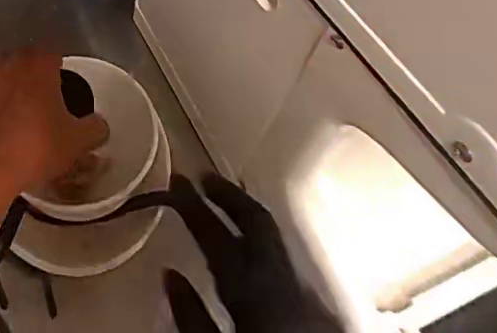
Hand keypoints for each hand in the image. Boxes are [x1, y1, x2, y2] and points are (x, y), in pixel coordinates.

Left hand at [0, 49, 109, 194]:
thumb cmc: (37, 148)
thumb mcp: (76, 143)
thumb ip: (94, 129)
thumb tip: (100, 124)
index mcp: (42, 65)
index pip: (53, 54)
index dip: (58, 68)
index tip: (60, 85)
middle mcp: (14, 59)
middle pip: (25, 54)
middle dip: (32, 69)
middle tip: (38, 94)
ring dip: (3, 66)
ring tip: (9, 88)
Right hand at [164, 173, 344, 332]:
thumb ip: (192, 321)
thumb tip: (170, 276)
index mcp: (259, 297)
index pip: (219, 237)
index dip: (193, 205)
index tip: (176, 178)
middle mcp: (292, 290)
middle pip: (260, 226)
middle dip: (229, 197)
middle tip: (202, 179)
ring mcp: (315, 305)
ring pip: (278, 248)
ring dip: (249, 223)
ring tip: (223, 210)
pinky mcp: (327, 323)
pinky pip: (290, 274)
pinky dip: (265, 255)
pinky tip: (252, 264)